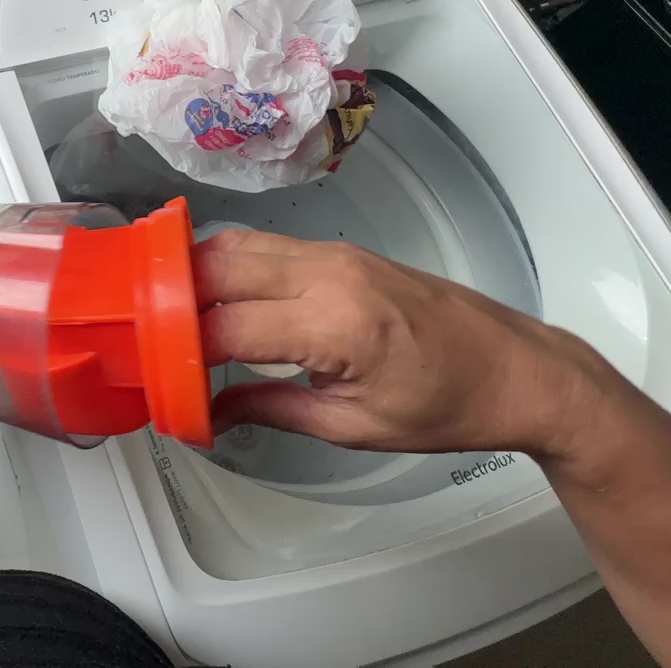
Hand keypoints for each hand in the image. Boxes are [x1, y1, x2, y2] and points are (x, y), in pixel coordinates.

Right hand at [193, 230, 620, 459]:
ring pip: (234, 242)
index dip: (185, 348)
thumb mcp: (355, 427)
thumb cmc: (449, 407)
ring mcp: (332, 252)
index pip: (230, 326)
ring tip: (171, 306)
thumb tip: (209, 412)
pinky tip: (214, 289)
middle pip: (219, 265)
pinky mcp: (336, 248)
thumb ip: (271, 411)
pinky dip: (225, 261)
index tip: (161, 368)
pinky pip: (261, 243)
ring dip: (195, 270)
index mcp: (337, 325)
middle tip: (149, 328)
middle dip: (174, 295)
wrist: (521, 369)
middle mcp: (327, 273)